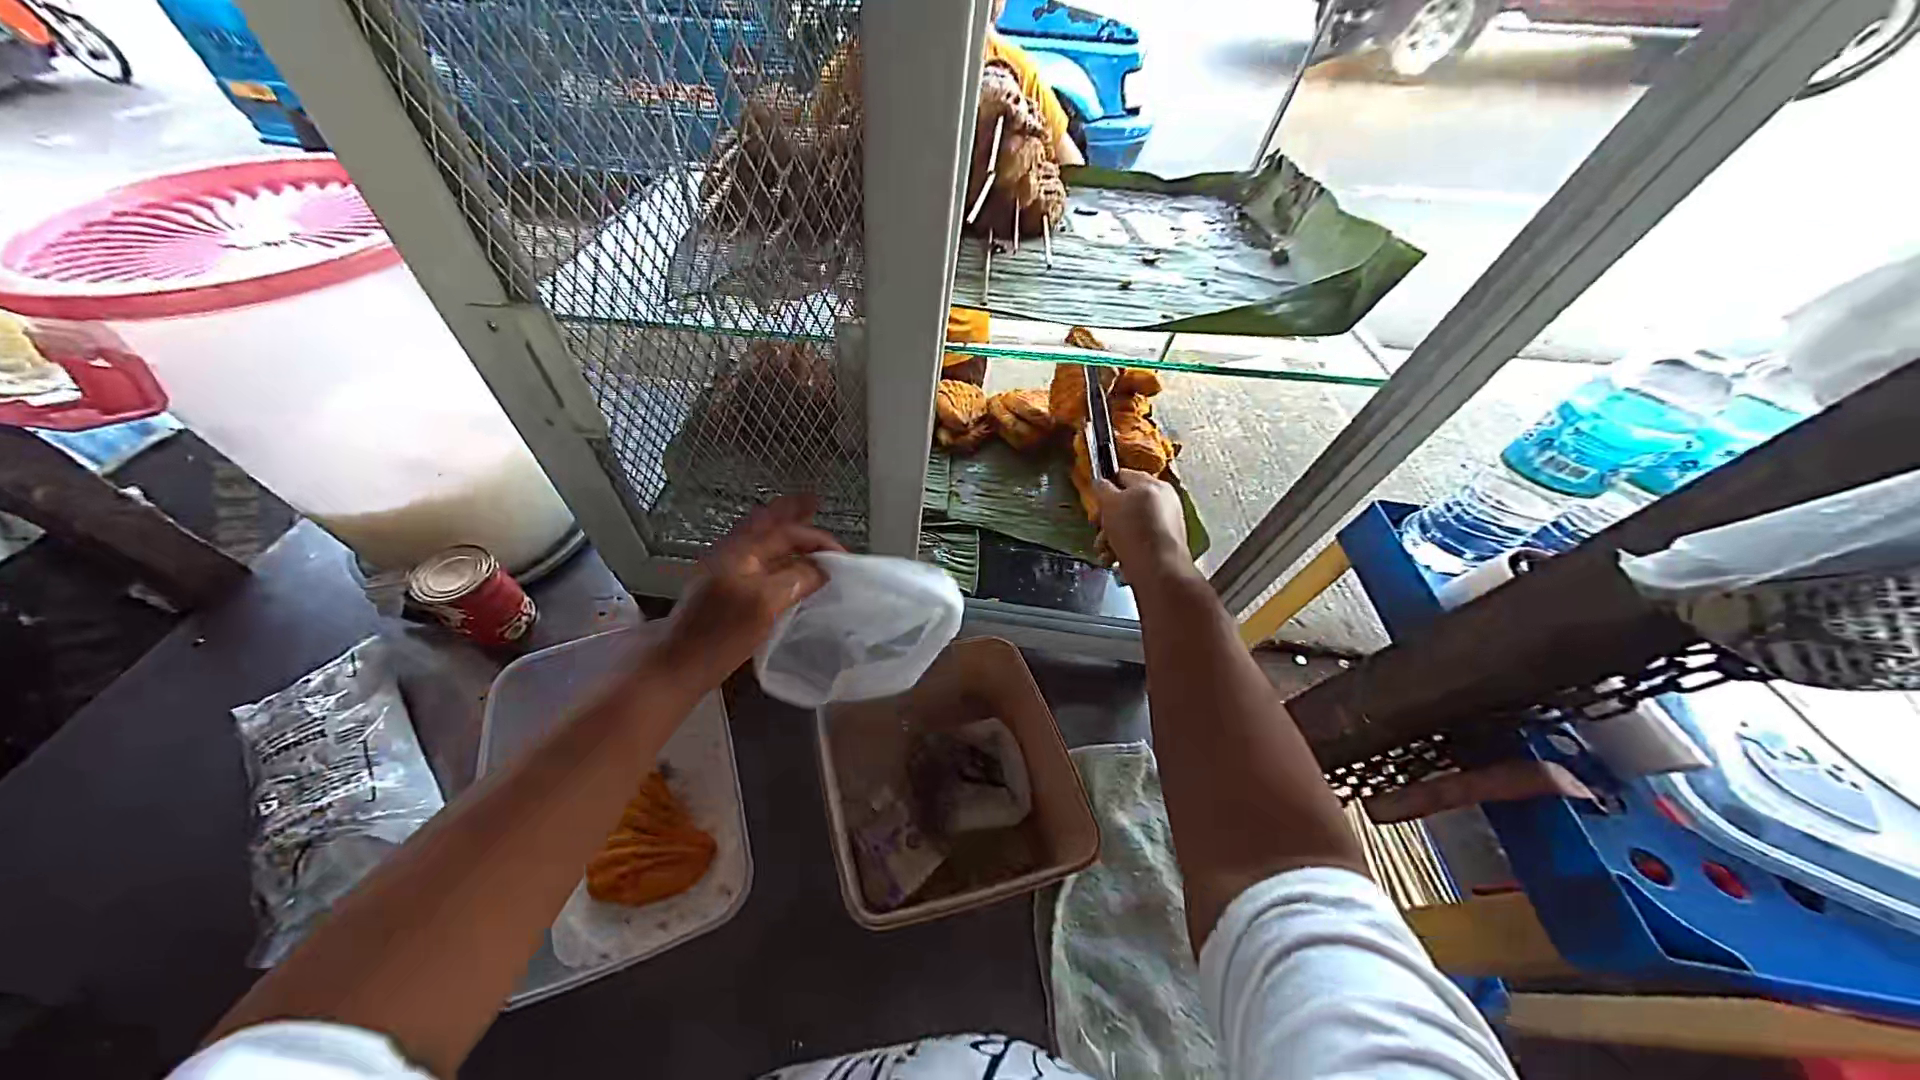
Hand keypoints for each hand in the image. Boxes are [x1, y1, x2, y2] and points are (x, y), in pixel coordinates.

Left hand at [659, 495, 843, 685]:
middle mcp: (731, 552)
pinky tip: (780, 561)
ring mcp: (723, 569)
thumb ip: (796, 579)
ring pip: (757, 537)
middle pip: (765, 522)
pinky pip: (753, 555)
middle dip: (790, 511)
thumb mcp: (765, 603)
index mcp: (742, 550)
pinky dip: (772, 549)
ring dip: (780, 527)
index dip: (818, 539)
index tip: (843, 555)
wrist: (677, 663)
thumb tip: (821, 569)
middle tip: (813, 502)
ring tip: (800, 522)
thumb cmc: (721, 633)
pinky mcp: (721, 588)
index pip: (787, 533)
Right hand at [1094, 470, 1192, 581]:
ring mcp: (1164, 524)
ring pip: (1127, 524)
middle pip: (1124, 503)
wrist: (1158, 569)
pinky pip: (1136, 540)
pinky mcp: (1162, 545)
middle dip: (1106, 517)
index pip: (1122, 476)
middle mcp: (1163, 501)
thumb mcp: (1110, 503)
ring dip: (1110, 536)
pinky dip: (1123, 548)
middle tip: (1098, 526)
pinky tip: (1115, 557)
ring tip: (1106, 549)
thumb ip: (1102, 489)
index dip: (1105, 487)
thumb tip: (1100, 483)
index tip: (1095, 502)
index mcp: (1153, 485)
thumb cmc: (1133, 531)